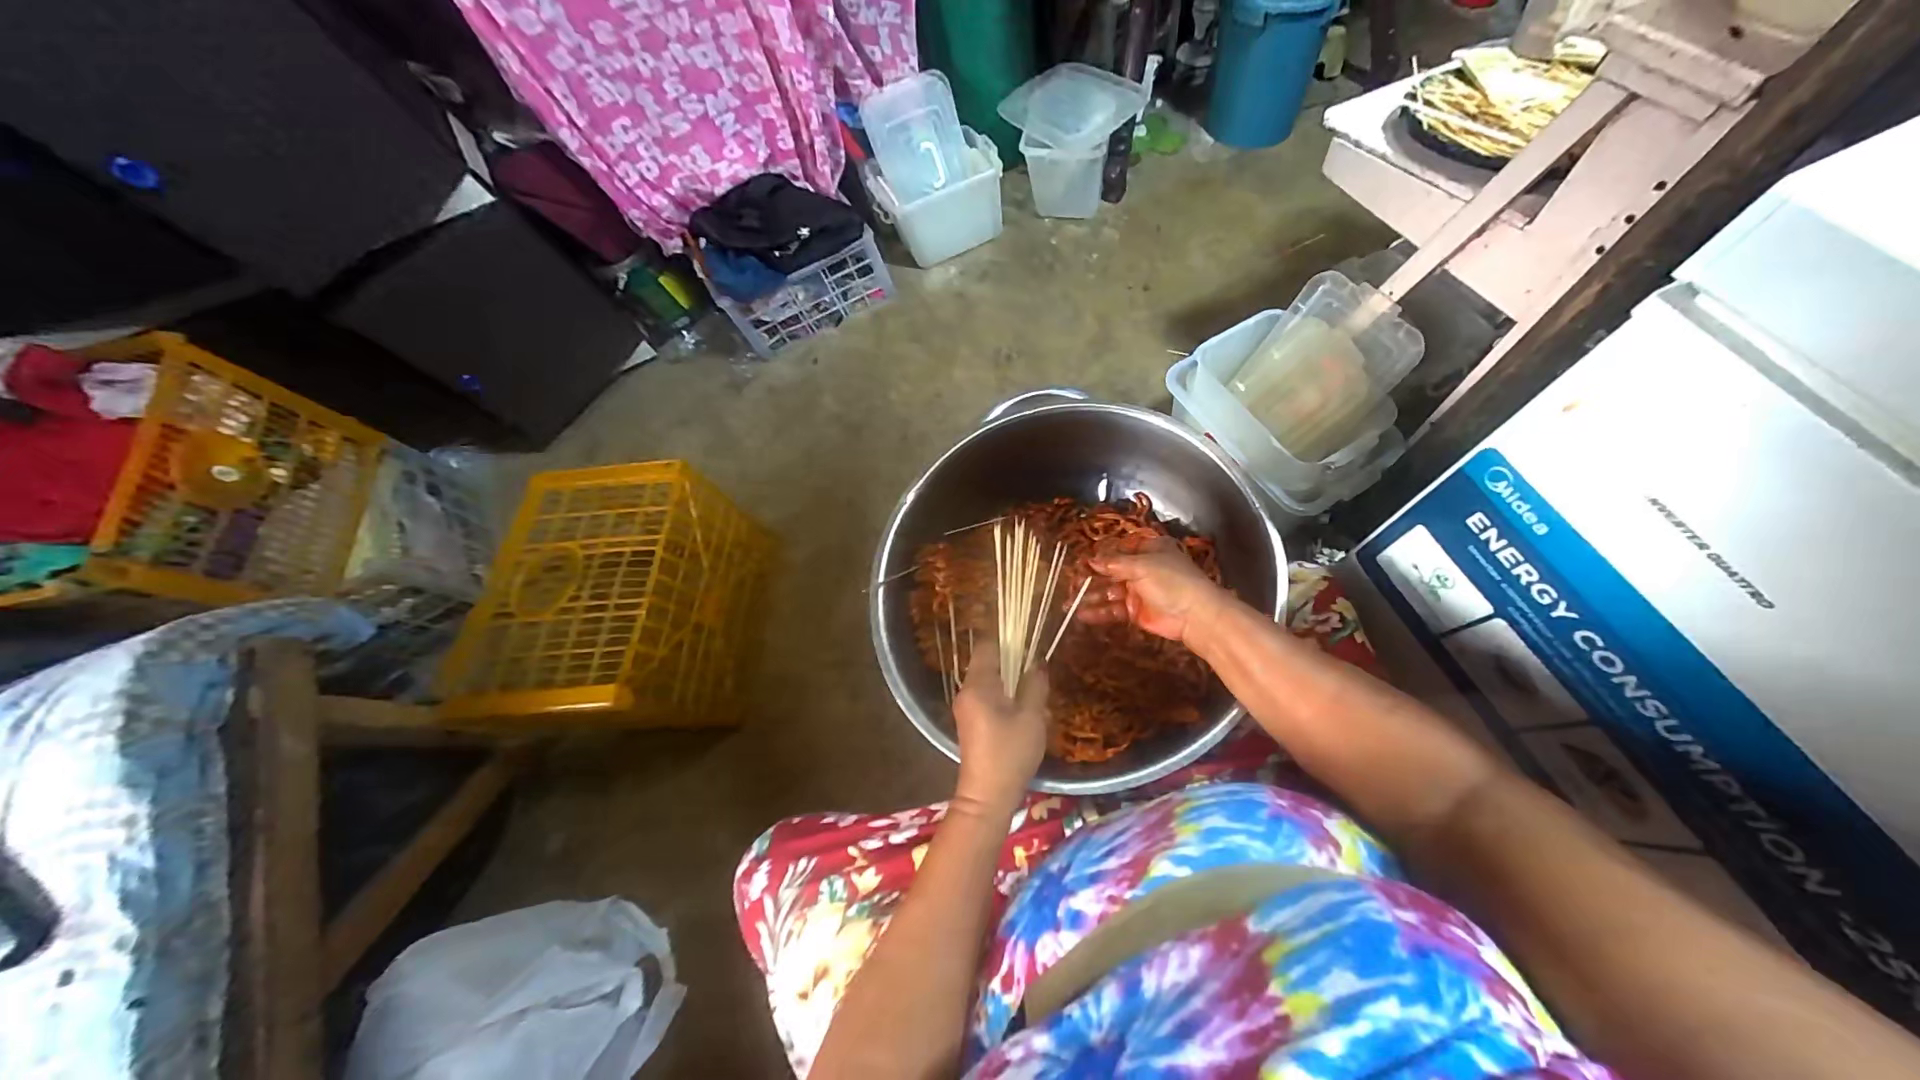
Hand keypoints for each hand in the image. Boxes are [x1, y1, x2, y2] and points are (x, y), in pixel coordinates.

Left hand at [951, 641, 1048, 813]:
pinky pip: (988, 696)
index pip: (987, 645)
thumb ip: (1034, 685)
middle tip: (1037, 659)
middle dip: (1012, 658)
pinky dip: (1005, 693)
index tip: (1028, 631)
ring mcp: (966, 707)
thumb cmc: (1010, 753)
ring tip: (1035, 683)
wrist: (987, 795)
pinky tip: (1025, 705)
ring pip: (989, 680)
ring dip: (1011, 678)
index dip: (1007, 635)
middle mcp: (966, 691)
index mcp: (978, 685)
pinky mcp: (971, 722)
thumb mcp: (1031, 717)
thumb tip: (1038, 662)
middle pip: (987, 662)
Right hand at [1080, 536, 1227, 643]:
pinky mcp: (1135, 611)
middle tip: (1069, 582)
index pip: (1118, 548)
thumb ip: (1114, 563)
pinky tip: (1082, 614)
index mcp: (1148, 549)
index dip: (1100, 554)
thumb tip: (1092, 560)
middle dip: (1090, 577)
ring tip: (1069, 602)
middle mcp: (1142, 568)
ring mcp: (1138, 590)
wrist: (1195, 615)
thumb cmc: (1172, 581)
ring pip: (1108, 591)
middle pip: (1111, 570)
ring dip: (1090, 596)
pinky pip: (1113, 609)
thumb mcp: (1142, 566)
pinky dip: (1099, 612)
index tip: (1080, 560)